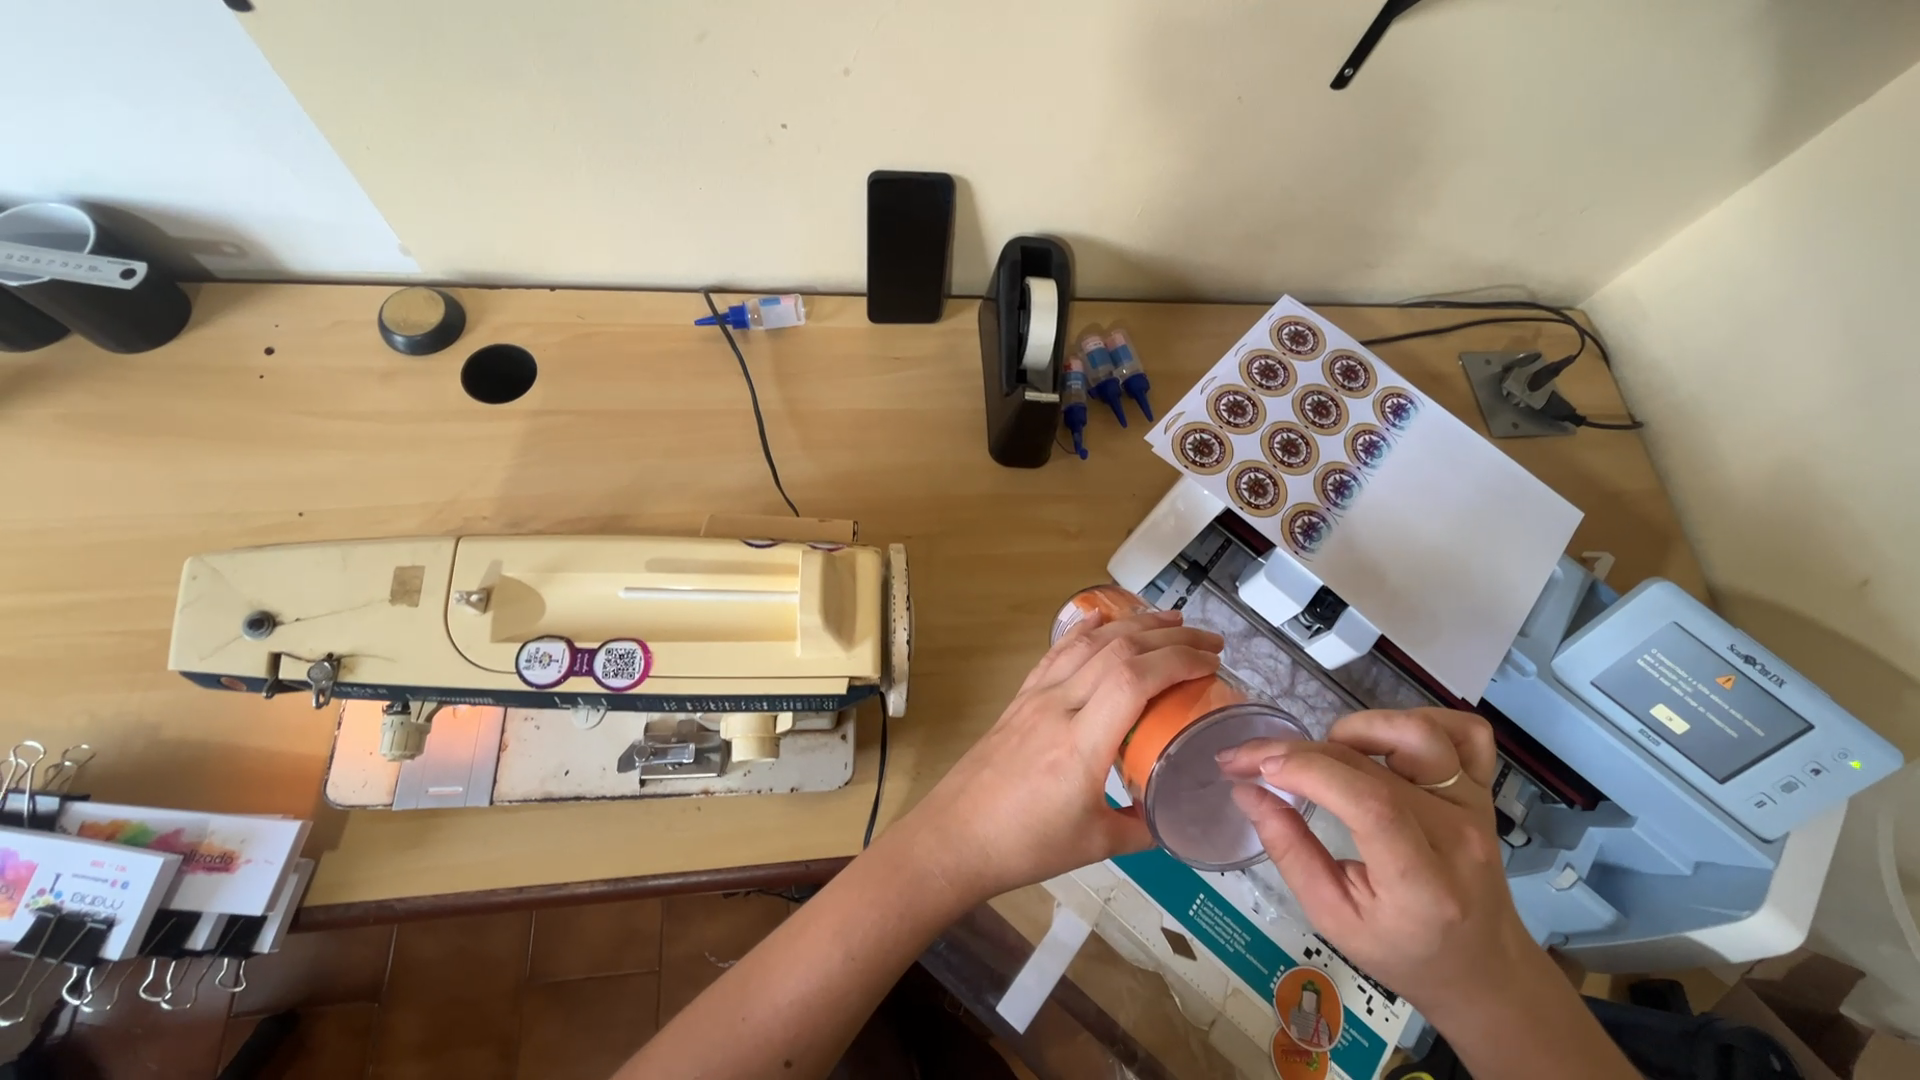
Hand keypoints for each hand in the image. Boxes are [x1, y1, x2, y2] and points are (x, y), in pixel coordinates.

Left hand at [893, 608, 1224, 907]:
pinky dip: (1085, 631)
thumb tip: (1171, 812)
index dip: (1178, 661)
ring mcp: (1035, 698)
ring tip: (1171, 621)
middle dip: (1169, 638)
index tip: (1212, 663)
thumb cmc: (1024, 846)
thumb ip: (1141, 826)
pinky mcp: (1020, 699)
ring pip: (1088, 643)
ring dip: (1133, 626)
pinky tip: (1103, 619)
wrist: (954, 838)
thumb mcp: (1096, 845)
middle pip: (1117, 650)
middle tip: (1209, 642)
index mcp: (1080, 745)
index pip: (1133, 679)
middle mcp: (1057, 708)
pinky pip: (1056, 653)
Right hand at [1218, 708, 1534, 1014]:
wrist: (1483, 967)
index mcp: (1423, 882)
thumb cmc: (1403, 951)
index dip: (1308, 772)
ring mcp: (1475, 805)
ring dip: (1358, 728)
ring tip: (1326, 753)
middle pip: (1372, 764)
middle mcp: (1456, 833)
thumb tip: (1246, 791)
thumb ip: (1289, 852)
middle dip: (1298, 752)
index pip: (1369, 803)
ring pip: (1419, 732)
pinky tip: (1382, 742)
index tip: (1255, 769)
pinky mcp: (1482, 789)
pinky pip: (1464, 731)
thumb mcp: (1332, 918)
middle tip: (1249, 760)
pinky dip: (1419, 721)